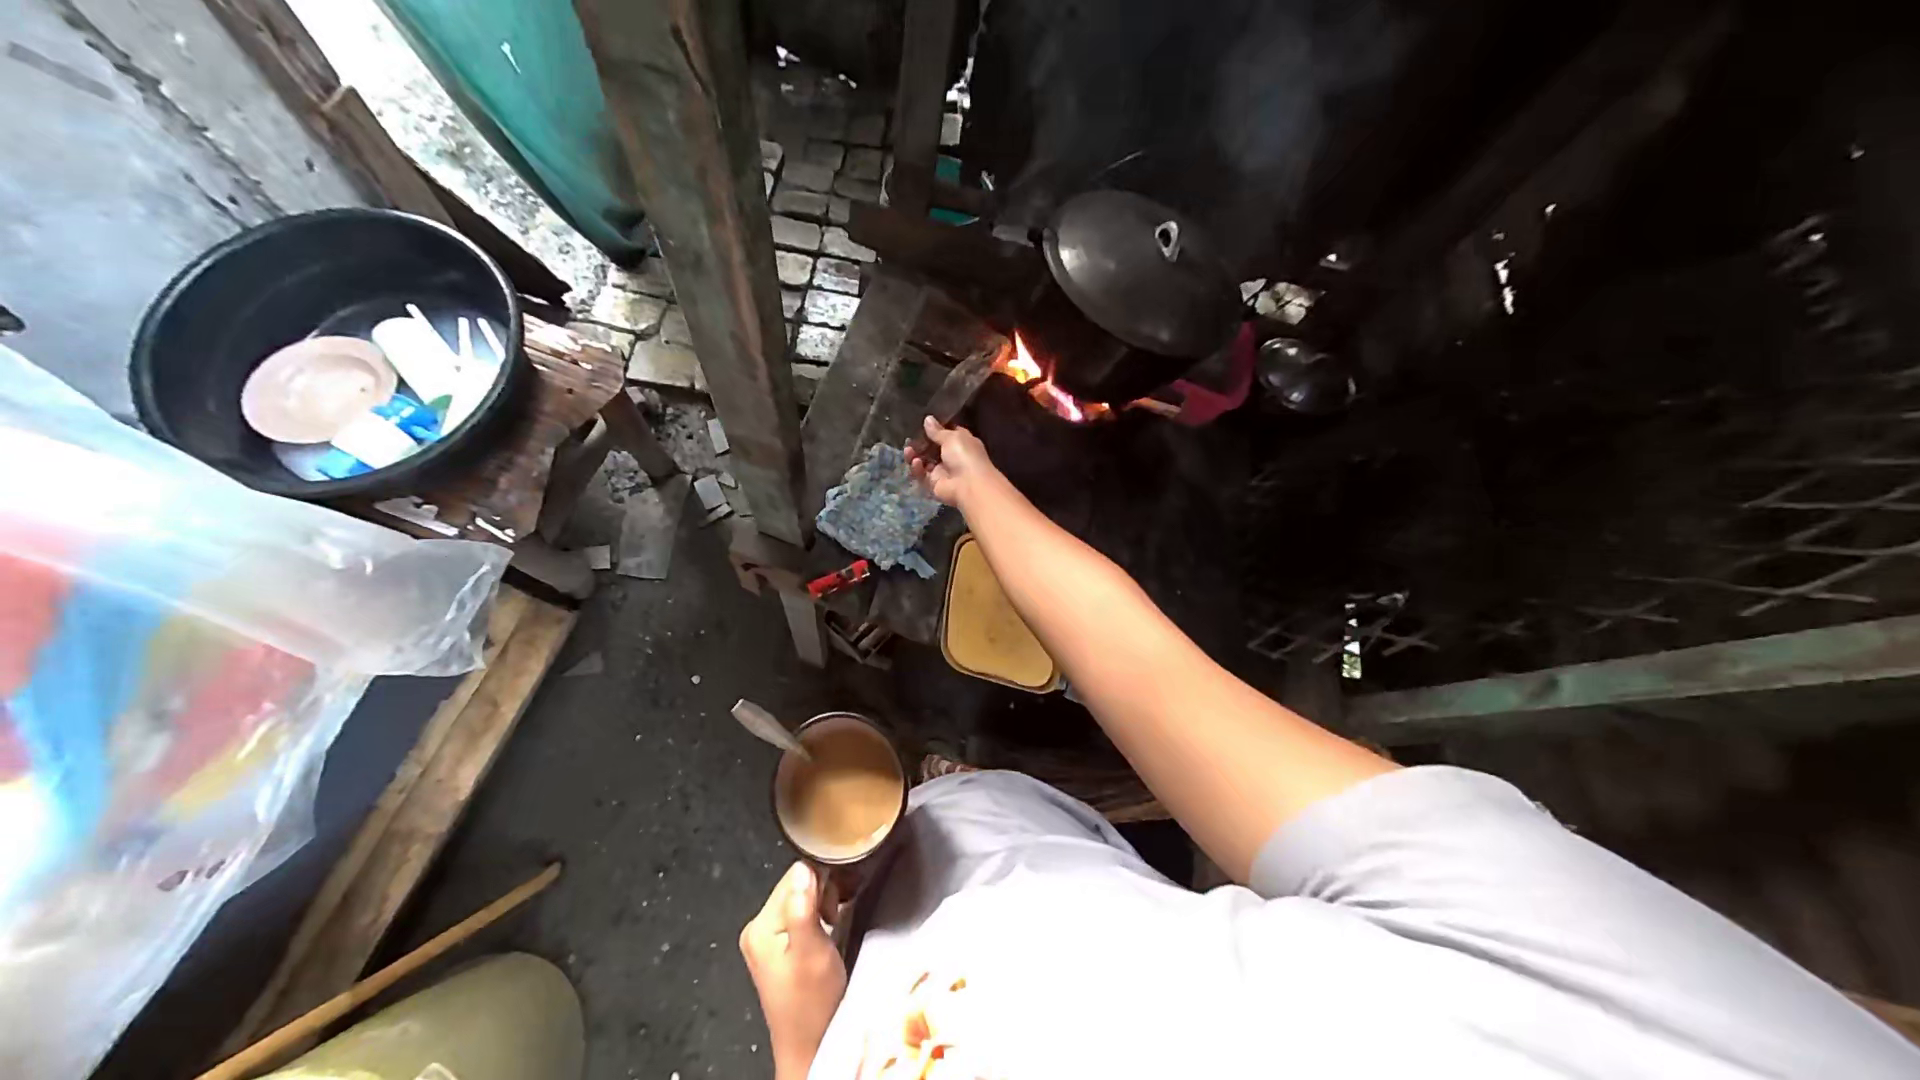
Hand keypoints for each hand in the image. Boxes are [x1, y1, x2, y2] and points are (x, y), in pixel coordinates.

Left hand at [741, 862, 847, 1079]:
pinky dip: (819, 915)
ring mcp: (767, 937)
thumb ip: (803, 908)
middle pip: (797, 884)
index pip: (794, 875)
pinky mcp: (780, 946)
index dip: (822, 881)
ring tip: (831, 927)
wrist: (810, 1047)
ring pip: (802, 896)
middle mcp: (758, 927)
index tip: (835, 905)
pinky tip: (826, 932)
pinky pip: (802, 911)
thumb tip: (803, 867)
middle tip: (832, 920)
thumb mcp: (811, 952)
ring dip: (823, 904)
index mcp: (759, 926)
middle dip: (822, 893)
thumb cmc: (812, 1005)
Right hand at [906, 417, 1002, 507]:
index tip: (923, 423)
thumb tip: (928, 419)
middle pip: (932, 448)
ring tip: (908, 450)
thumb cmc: (965, 456)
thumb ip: (938, 431)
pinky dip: (917, 469)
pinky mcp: (934, 484)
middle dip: (921, 443)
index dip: (936, 428)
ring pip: (924, 462)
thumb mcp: (952, 437)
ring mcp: (943, 471)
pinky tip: (915, 462)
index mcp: (962, 442)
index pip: (947, 433)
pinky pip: (922, 475)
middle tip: (909, 438)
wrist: (970, 485)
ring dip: (915, 455)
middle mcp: (952, 456)